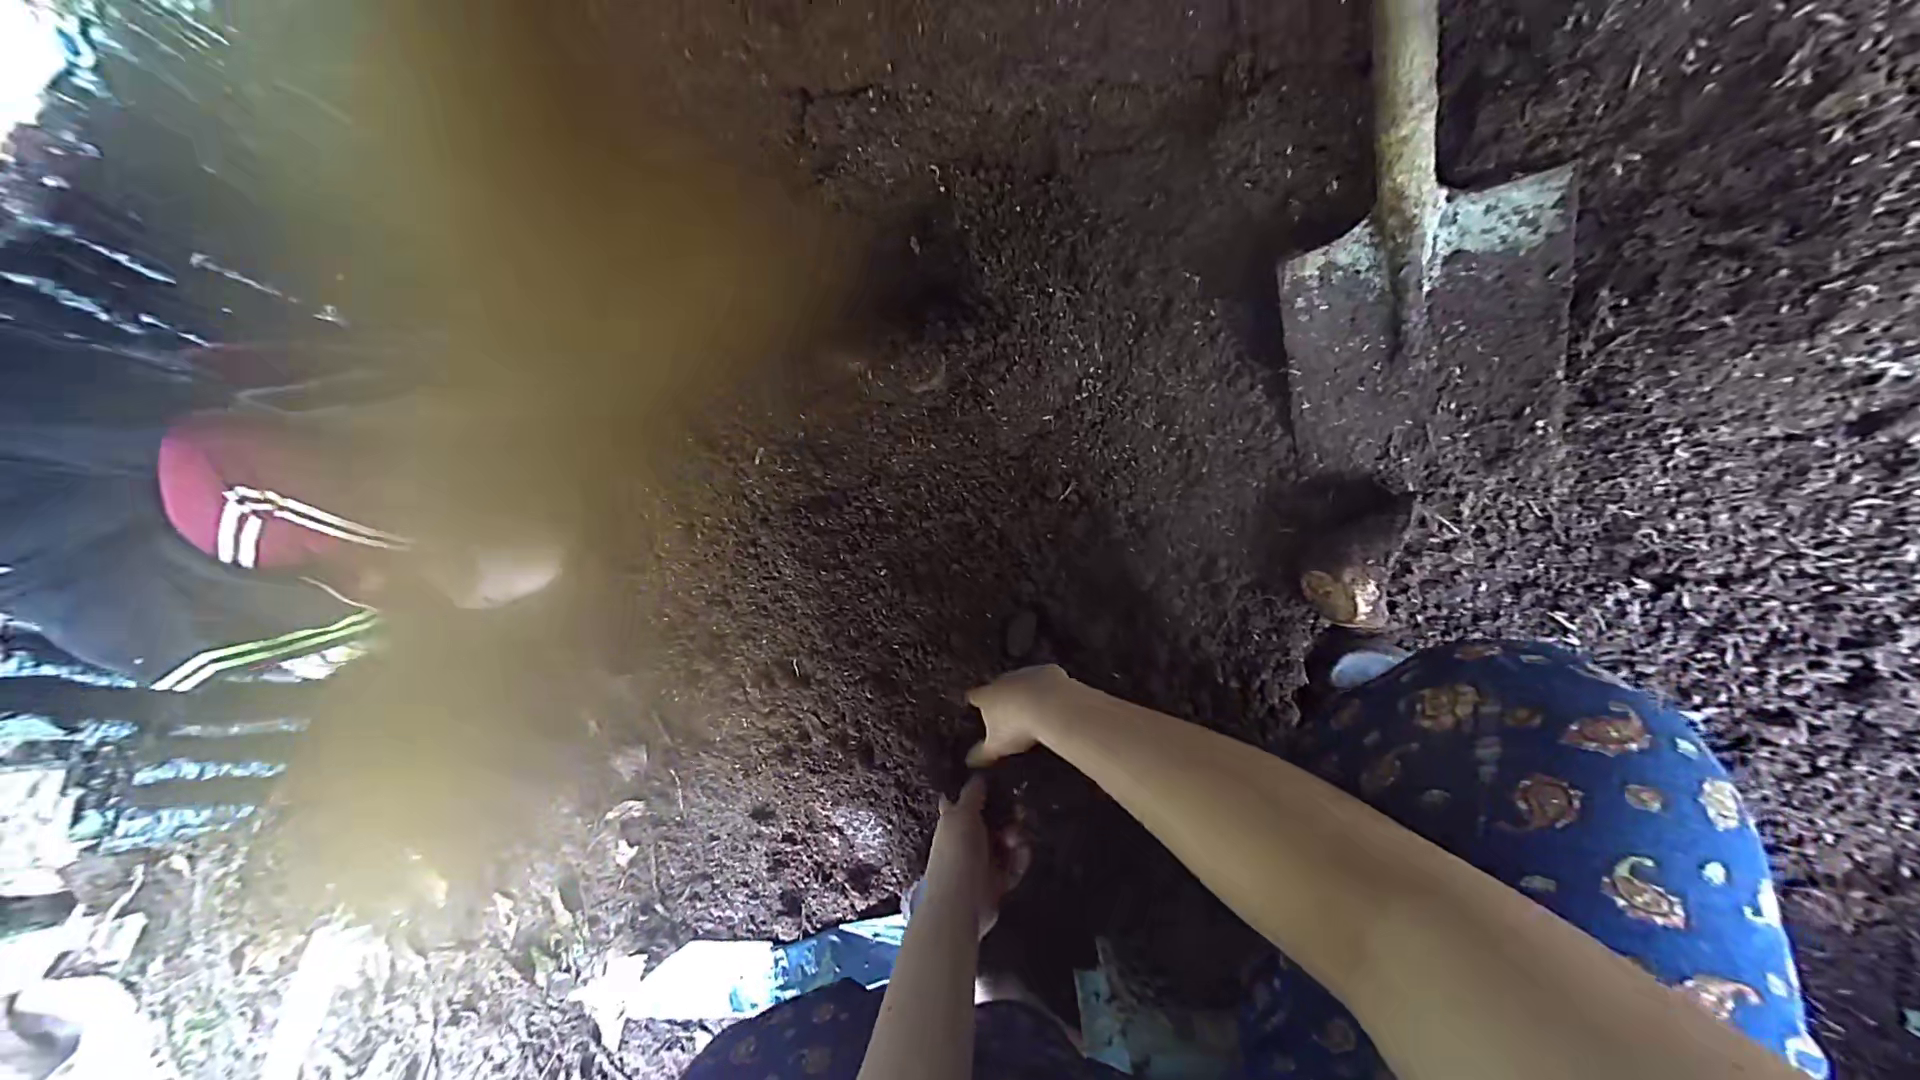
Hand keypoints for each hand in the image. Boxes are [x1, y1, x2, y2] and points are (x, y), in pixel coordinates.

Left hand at [924, 776, 1031, 937]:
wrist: (960, 902)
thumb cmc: (957, 852)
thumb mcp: (962, 815)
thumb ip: (972, 795)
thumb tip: (977, 775)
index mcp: (955, 821)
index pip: (966, 801)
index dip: (981, 793)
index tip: (1000, 784)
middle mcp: (968, 840)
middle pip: (994, 822)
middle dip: (1009, 816)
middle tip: (1020, 812)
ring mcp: (983, 862)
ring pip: (1007, 843)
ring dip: (1017, 838)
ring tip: (1017, 840)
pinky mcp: (998, 882)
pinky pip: (1015, 866)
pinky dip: (1020, 860)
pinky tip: (1023, 854)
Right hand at [964, 664, 1073, 766]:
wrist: (1050, 706)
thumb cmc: (1017, 727)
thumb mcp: (997, 746)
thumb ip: (983, 753)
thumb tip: (970, 761)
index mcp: (986, 696)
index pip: (975, 696)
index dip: (976, 701)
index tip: (976, 705)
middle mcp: (1003, 679)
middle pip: (999, 686)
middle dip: (1003, 696)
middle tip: (1010, 713)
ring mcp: (1026, 673)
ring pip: (1023, 681)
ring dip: (1026, 691)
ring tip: (1034, 709)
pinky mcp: (1048, 671)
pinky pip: (1046, 679)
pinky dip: (1048, 687)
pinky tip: (1054, 700)